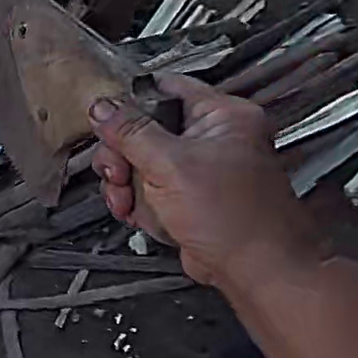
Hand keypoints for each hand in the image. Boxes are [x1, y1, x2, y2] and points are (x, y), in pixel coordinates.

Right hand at [88, 73, 329, 291]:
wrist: (254, 269)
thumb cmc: (235, 217)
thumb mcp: (171, 165)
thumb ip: (131, 132)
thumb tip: (102, 106)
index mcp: (221, 117)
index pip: (164, 89)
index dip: (130, 103)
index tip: (107, 123)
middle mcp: (209, 138)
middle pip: (139, 129)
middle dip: (120, 156)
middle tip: (119, 173)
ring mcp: (194, 167)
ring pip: (135, 161)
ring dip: (122, 184)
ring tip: (128, 201)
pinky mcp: (182, 194)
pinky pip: (141, 187)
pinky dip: (132, 201)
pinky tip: (137, 212)